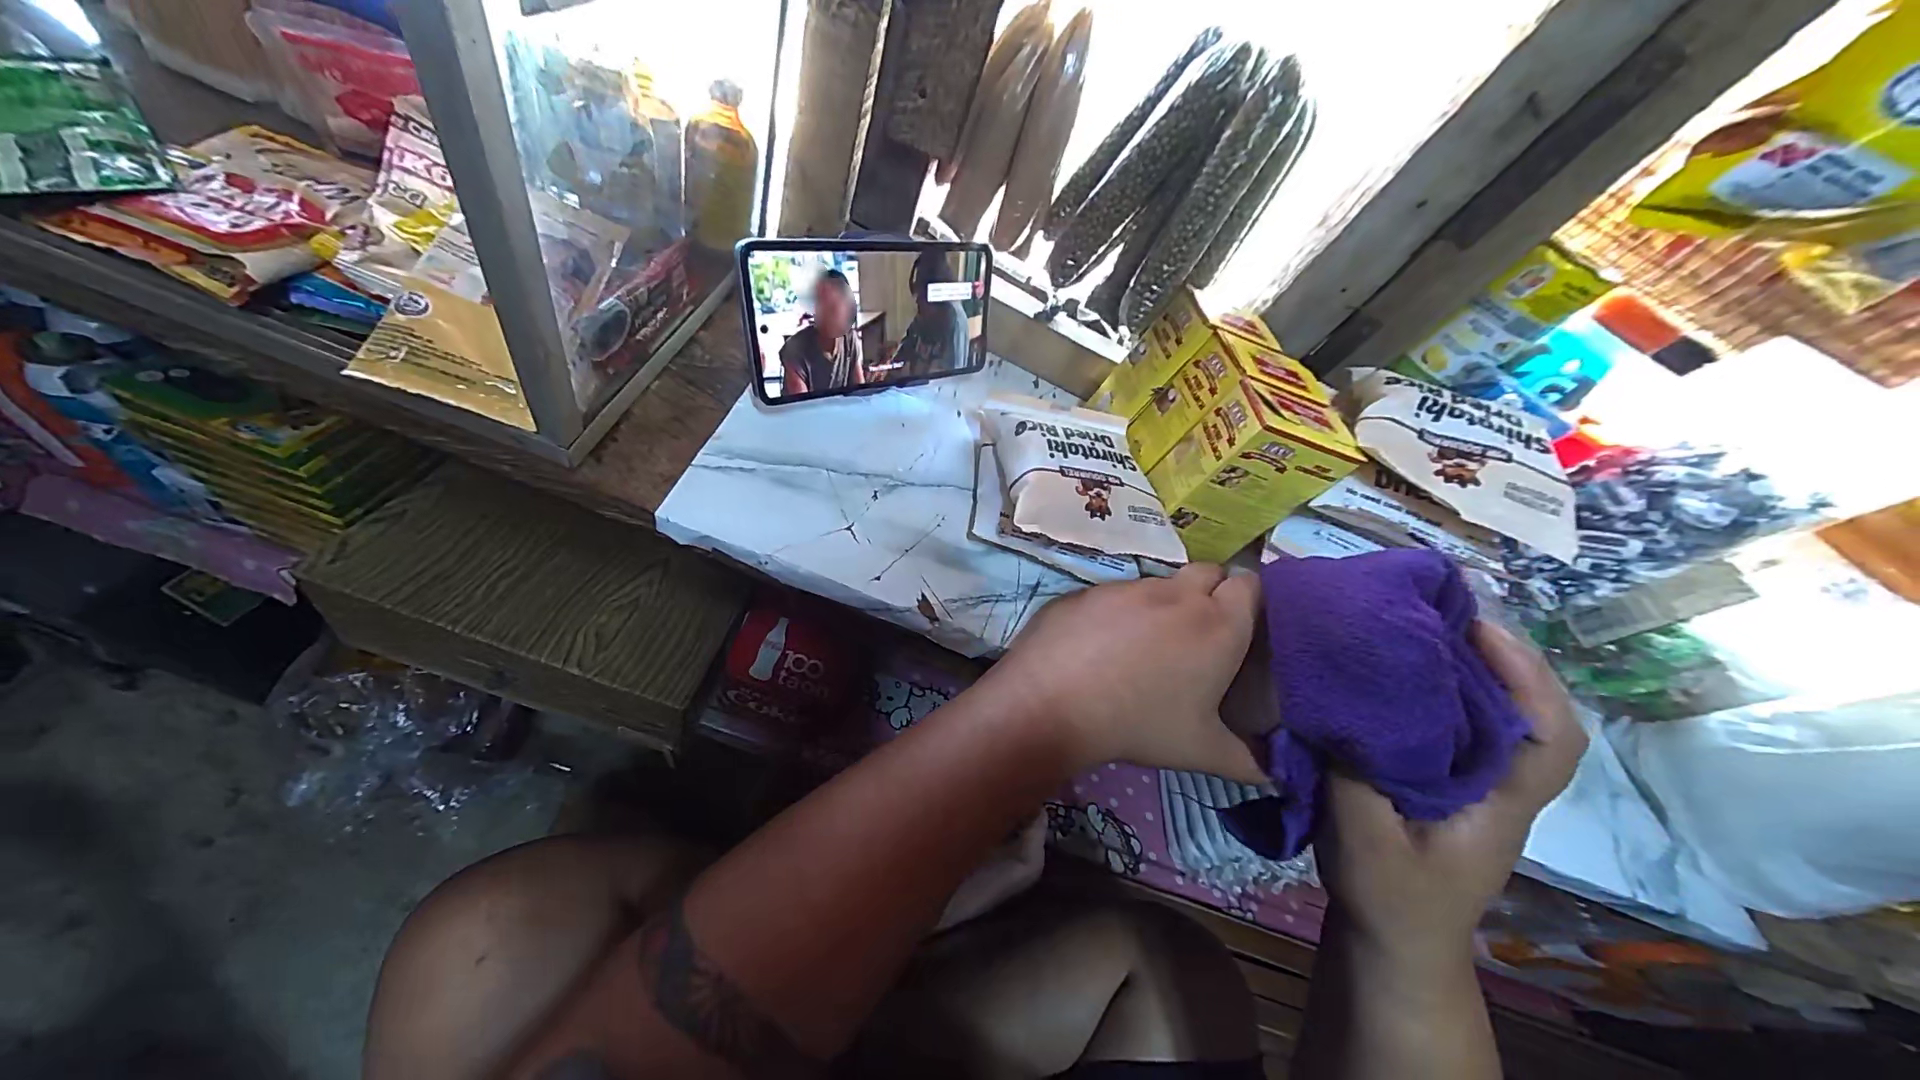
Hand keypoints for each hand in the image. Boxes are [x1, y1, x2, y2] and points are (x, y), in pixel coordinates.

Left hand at [983, 563, 1264, 782]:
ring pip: (1158, 583)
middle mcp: (1176, 594)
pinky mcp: (1088, 589)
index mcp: (1218, 624)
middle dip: (1210, 593)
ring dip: (1161, 604)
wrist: (1053, 702)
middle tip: (1197, 634)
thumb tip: (1275, 774)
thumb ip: (1247, 761)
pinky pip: (1113, 594)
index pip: (1251, 585)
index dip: (1249, 600)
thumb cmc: (1139, 724)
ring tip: (1144, 645)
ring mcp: (1128, 587)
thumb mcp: (1201, 751)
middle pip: (1208, 573)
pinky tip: (1100, 645)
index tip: (1241, 627)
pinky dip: (1116, 612)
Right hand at [1316, 620, 1584, 969]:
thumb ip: (1355, 775)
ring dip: (1467, 663)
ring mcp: (1476, 780)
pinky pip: (1455, 720)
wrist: (1395, 938)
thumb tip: (1338, 706)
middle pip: (1526, 708)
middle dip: (1494, 651)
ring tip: (1418, 624)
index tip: (1477, 627)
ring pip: (1492, 710)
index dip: (1526, 676)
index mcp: (1501, 802)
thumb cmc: (1390, 895)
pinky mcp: (1446, 777)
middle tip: (1438, 608)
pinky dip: (1439, 684)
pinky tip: (1400, 667)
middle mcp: (1501, 783)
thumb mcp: (1364, 841)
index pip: (1550, 734)